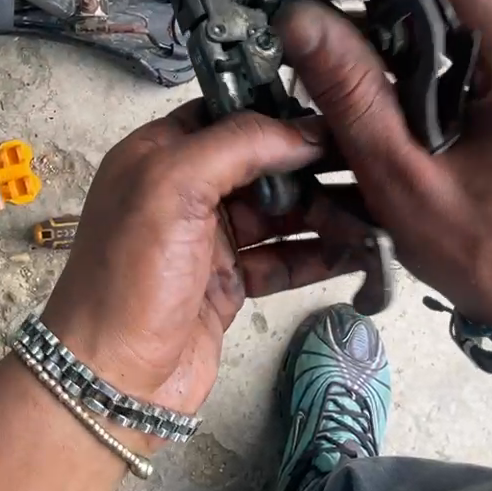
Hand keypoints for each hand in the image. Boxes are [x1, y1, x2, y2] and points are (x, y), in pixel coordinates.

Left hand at [40, 105, 369, 420]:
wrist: (113, 377)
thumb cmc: (133, 271)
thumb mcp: (173, 186)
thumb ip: (237, 145)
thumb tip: (303, 130)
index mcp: (157, 155)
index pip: (224, 115)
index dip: (276, 113)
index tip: (334, 118)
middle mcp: (182, 190)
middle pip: (259, 164)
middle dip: (311, 166)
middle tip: (371, 167)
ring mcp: (206, 238)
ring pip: (276, 213)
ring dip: (324, 212)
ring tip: (378, 212)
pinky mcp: (227, 282)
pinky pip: (281, 258)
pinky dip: (317, 254)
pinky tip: (359, 252)